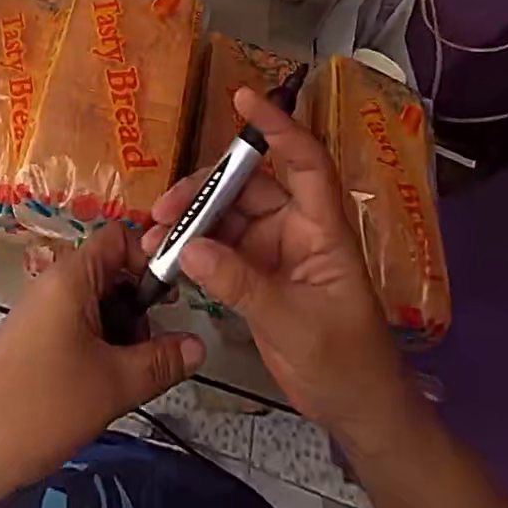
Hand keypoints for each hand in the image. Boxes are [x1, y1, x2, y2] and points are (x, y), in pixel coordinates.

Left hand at [0, 222, 203, 507]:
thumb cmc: (41, 404)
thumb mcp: (113, 384)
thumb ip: (162, 360)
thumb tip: (201, 346)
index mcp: (72, 276)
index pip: (119, 237)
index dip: (149, 256)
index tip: (172, 295)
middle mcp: (57, 283)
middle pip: (113, 271)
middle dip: (141, 304)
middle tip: (156, 345)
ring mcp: (45, 311)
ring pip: (99, 302)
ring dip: (124, 330)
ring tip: (132, 372)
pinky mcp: (37, 338)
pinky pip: (81, 325)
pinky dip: (102, 345)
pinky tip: (108, 382)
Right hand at [140, 86, 407, 436]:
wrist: (355, 410)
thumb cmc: (346, 362)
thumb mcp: (294, 323)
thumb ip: (240, 285)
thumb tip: (188, 248)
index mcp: (321, 227)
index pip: (304, 161)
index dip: (277, 126)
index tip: (242, 97)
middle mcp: (294, 227)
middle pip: (247, 187)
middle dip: (204, 190)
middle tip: (165, 207)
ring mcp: (271, 249)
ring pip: (225, 215)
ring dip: (189, 220)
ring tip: (153, 234)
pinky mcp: (252, 271)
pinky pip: (215, 247)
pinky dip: (189, 248)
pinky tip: (163, 254)